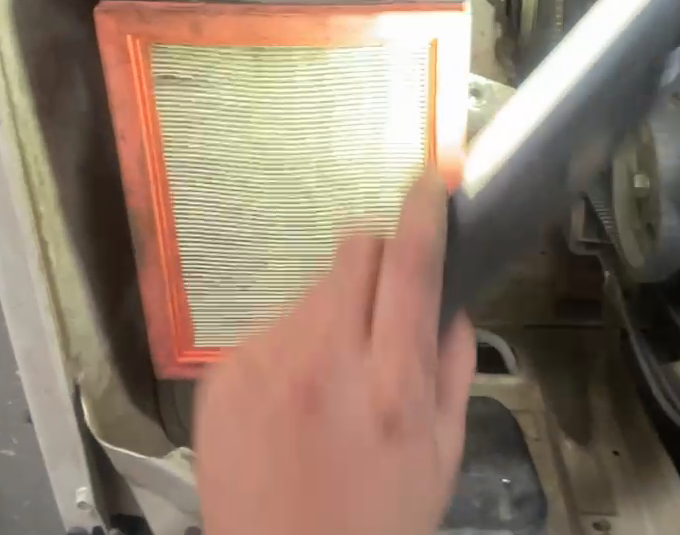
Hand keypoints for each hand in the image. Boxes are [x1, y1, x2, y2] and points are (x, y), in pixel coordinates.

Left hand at [194, 176, 476, 534]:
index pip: (412, 265)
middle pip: (357, 251)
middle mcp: (325, 362)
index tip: (434, 179)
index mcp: (390, 384)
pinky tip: (294, 396)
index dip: (424, 211)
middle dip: (379, 260)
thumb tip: (451, 299)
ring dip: (336, 310)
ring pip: (315, 288)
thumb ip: (453, 366)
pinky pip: (274, 324)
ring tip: (334, 374)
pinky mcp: (226, 373)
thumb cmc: (375, 520)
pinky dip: (294, 344)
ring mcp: (267, 363)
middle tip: (383, 304)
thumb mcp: (441, 454)